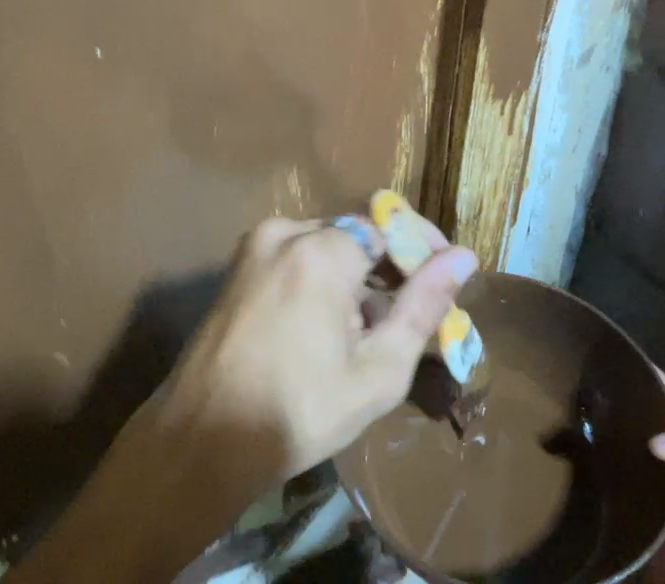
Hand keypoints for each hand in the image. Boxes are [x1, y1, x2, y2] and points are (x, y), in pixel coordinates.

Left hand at [7, 216, 476, 583]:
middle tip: (413, 318)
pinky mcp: (236, 268)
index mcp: (318, 251)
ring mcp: (252, 248)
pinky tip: (330, 329)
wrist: (201, 439)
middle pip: (355, 234)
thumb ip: (423, 307)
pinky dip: (322, 282)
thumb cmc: (297, 412)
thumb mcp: (377, 370)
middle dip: (389, 269)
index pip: (388, 225)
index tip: (446, 281)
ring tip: (372, 333)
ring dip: (356, 278)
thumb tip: (463, 257)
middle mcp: (282, 233)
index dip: (422, 249)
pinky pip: (294, 258)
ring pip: (325, 246)